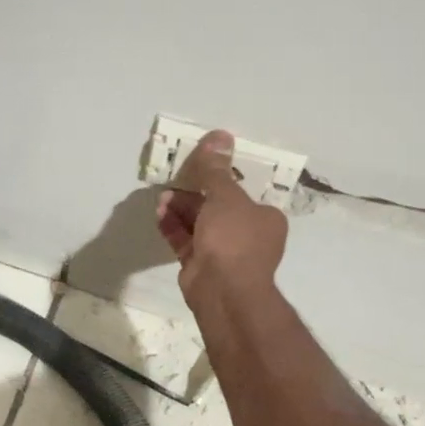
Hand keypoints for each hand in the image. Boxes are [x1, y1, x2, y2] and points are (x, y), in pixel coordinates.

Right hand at [154, 131, 288, 299]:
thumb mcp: (226, 196)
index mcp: (265, 218)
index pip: (243, 195)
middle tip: (174, 182)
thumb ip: (216, 169)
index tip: (201, 171)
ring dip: (181, 210)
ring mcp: (224, 255)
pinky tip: (159, 214)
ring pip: (200, 226)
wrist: (224, 289)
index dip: (221, 182)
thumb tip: (219, 136)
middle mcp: (248, 236)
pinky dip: (174, 228)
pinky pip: (187, 242)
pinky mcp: (202, 268)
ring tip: (162, 197)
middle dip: (194, 195)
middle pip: (218, 209)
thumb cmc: (234, 238)